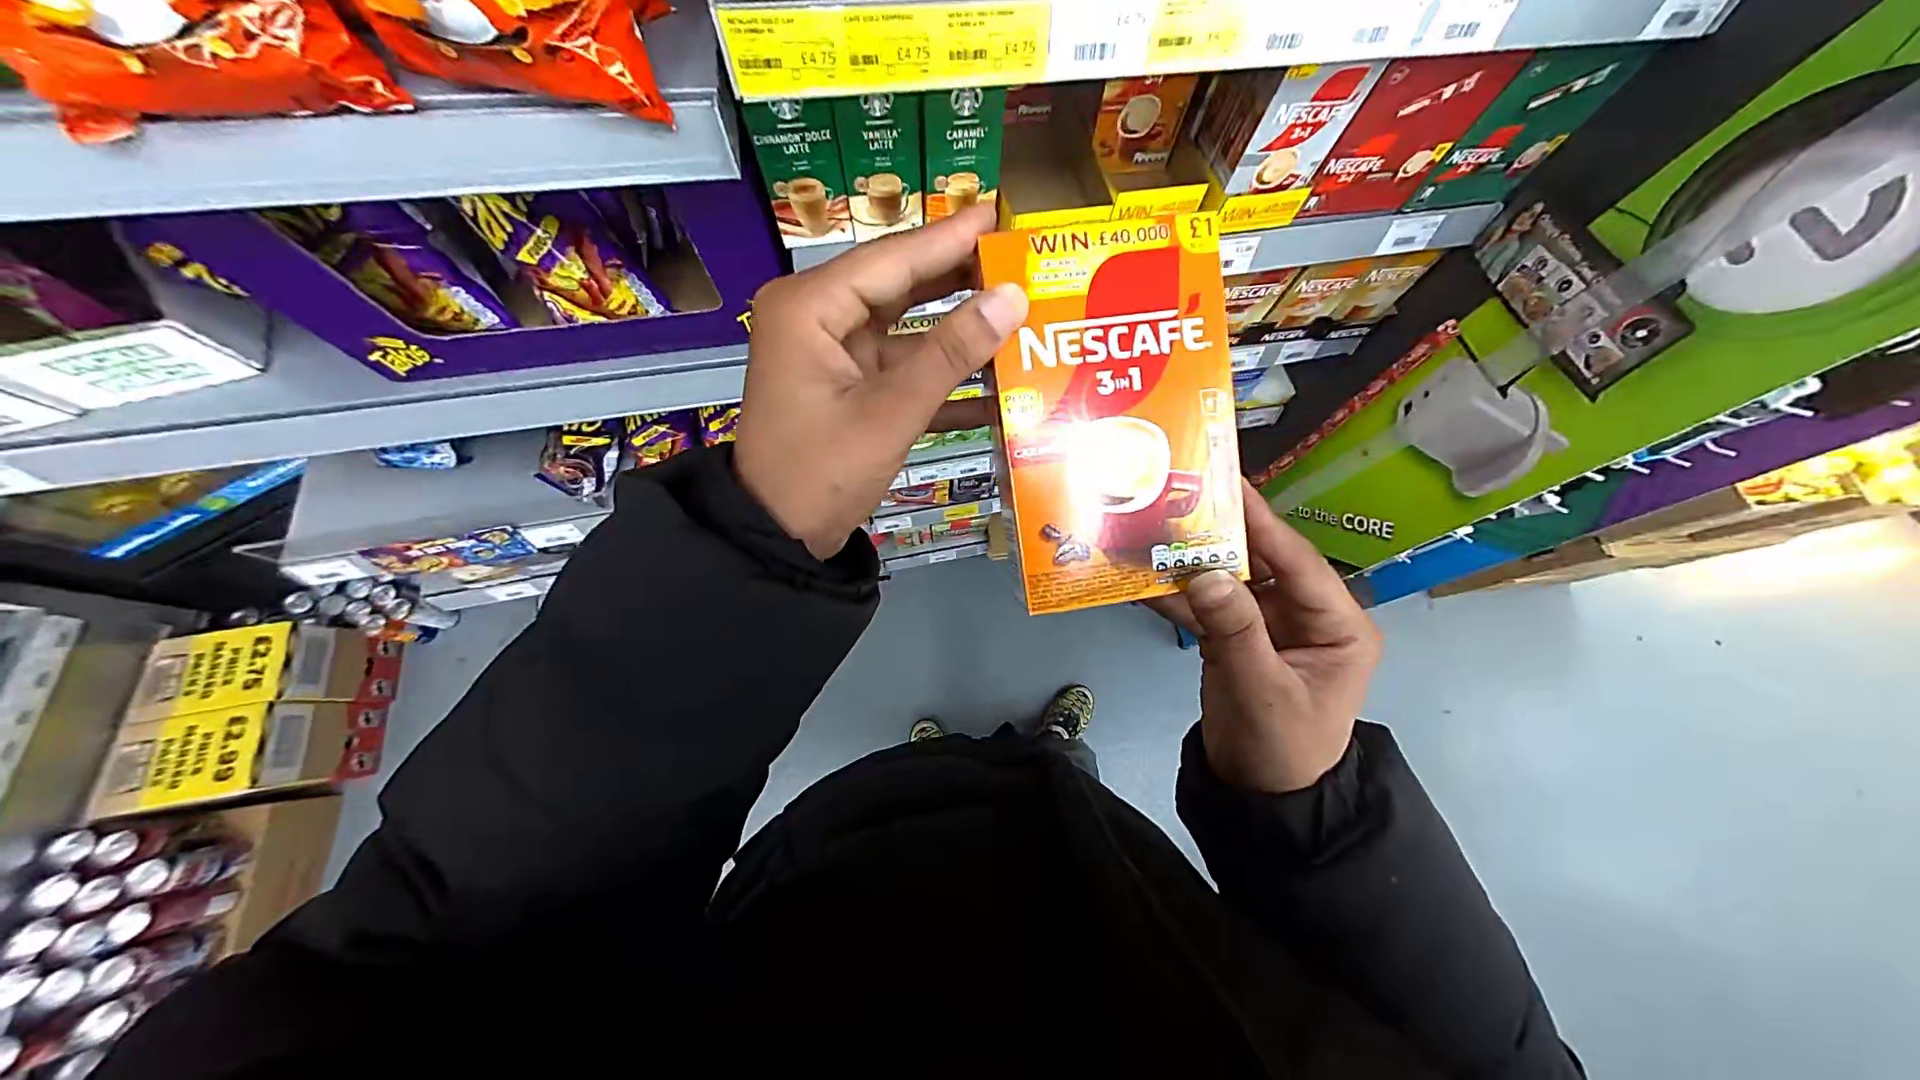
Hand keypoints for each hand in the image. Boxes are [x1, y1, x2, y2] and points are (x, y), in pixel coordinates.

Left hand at [734, 205, 1026, 558]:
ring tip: (1017, 314)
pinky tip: (991, 382)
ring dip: (955, 332)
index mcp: (810, 307)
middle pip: (898, 286)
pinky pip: (899, 368)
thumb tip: (1012, 297)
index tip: (1001, 216)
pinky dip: (938, 375)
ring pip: (904, 329)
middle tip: (1017, 261)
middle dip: (957, 280)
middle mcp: (816, 318)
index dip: (951, 238)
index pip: (892, 258)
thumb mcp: (891, 412)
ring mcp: (831, 354)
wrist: (777, 535)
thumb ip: (951, 353)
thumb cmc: (822, 472)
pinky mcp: (846, 387)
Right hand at [1146, 481, 1380, 793]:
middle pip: (1260, 565)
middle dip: (1221, 536)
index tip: (1230, 485)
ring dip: (1191, 564)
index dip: (1264, 523)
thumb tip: (1204, 574)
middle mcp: (1303, 616)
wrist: (1258, 798)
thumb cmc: (1281, 748)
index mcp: (1338, 625)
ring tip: (1152, 530)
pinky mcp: (1233, 639)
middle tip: (1181, 498)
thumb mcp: (1262, 690)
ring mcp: (1265, 626)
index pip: (1299, 563)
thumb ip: (1235, 630)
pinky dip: (1175, 598)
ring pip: (1227, 583)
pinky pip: (1205, 609)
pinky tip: (1141, 578)